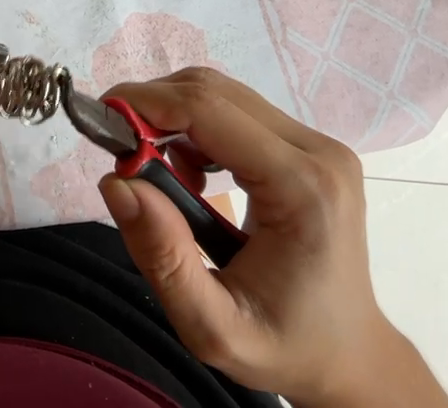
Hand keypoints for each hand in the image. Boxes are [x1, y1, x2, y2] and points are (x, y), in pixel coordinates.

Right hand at [98, 69, 447, 407]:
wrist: (348, 356)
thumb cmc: (283, 346)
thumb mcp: (213, 327)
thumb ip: (163, 257)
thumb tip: (117, 182)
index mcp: (303, 189)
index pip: (208, 110)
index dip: (145, 105)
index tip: (98, 125)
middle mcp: (318, 152)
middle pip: (211, 91)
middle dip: (150, 108)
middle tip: (118, 152)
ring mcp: (317, 144)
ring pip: (218, 93)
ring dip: (169, 117)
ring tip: (154, 173)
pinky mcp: (306, 146)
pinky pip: (232, 109)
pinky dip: (191, 126)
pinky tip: (187, 172)